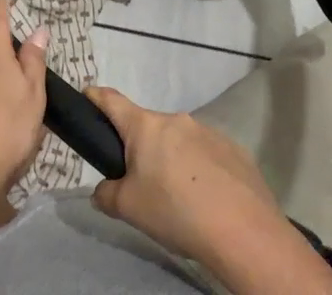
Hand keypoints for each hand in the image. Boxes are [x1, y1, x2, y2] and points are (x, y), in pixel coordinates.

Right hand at [87, 86, 278, 258]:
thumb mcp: (128, 209)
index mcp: (145, 127)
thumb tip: (103, 191)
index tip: (87, 96)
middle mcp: (177, 120)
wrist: (245, 234)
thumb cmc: (176, 212)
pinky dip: (203, 171)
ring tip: (181, 197)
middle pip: (148, 127)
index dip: (95, 96)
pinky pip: (209, 155)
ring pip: (180, 141)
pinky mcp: (237, 152)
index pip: (111, 100)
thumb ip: (106, 195)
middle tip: (142, 181)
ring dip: (174, 159)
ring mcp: (210, 133)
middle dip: (141, 147)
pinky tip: (209, 200)